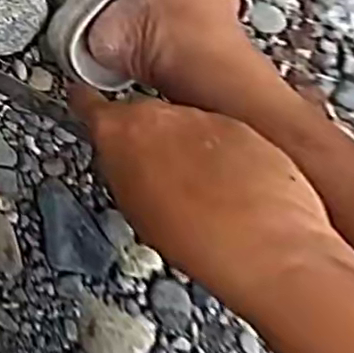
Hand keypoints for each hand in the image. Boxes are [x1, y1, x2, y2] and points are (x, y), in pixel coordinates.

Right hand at [70, 86, 353, 312]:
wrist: (267, 252)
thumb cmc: (195, 235)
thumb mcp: (129, 199)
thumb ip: (118, 163)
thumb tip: (123, 159)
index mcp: (112, 127)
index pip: (86, 101)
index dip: (88, 104)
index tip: (90, 104)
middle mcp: (151, 114)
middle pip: (143, 114)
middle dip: (152, 135)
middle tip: (164, 168)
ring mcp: (198, 119)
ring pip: (188, 124)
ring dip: (194, 145)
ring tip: (212, 185)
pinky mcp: (243, 130)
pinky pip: (230, 134)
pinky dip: (233, 153)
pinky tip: (242, 185)